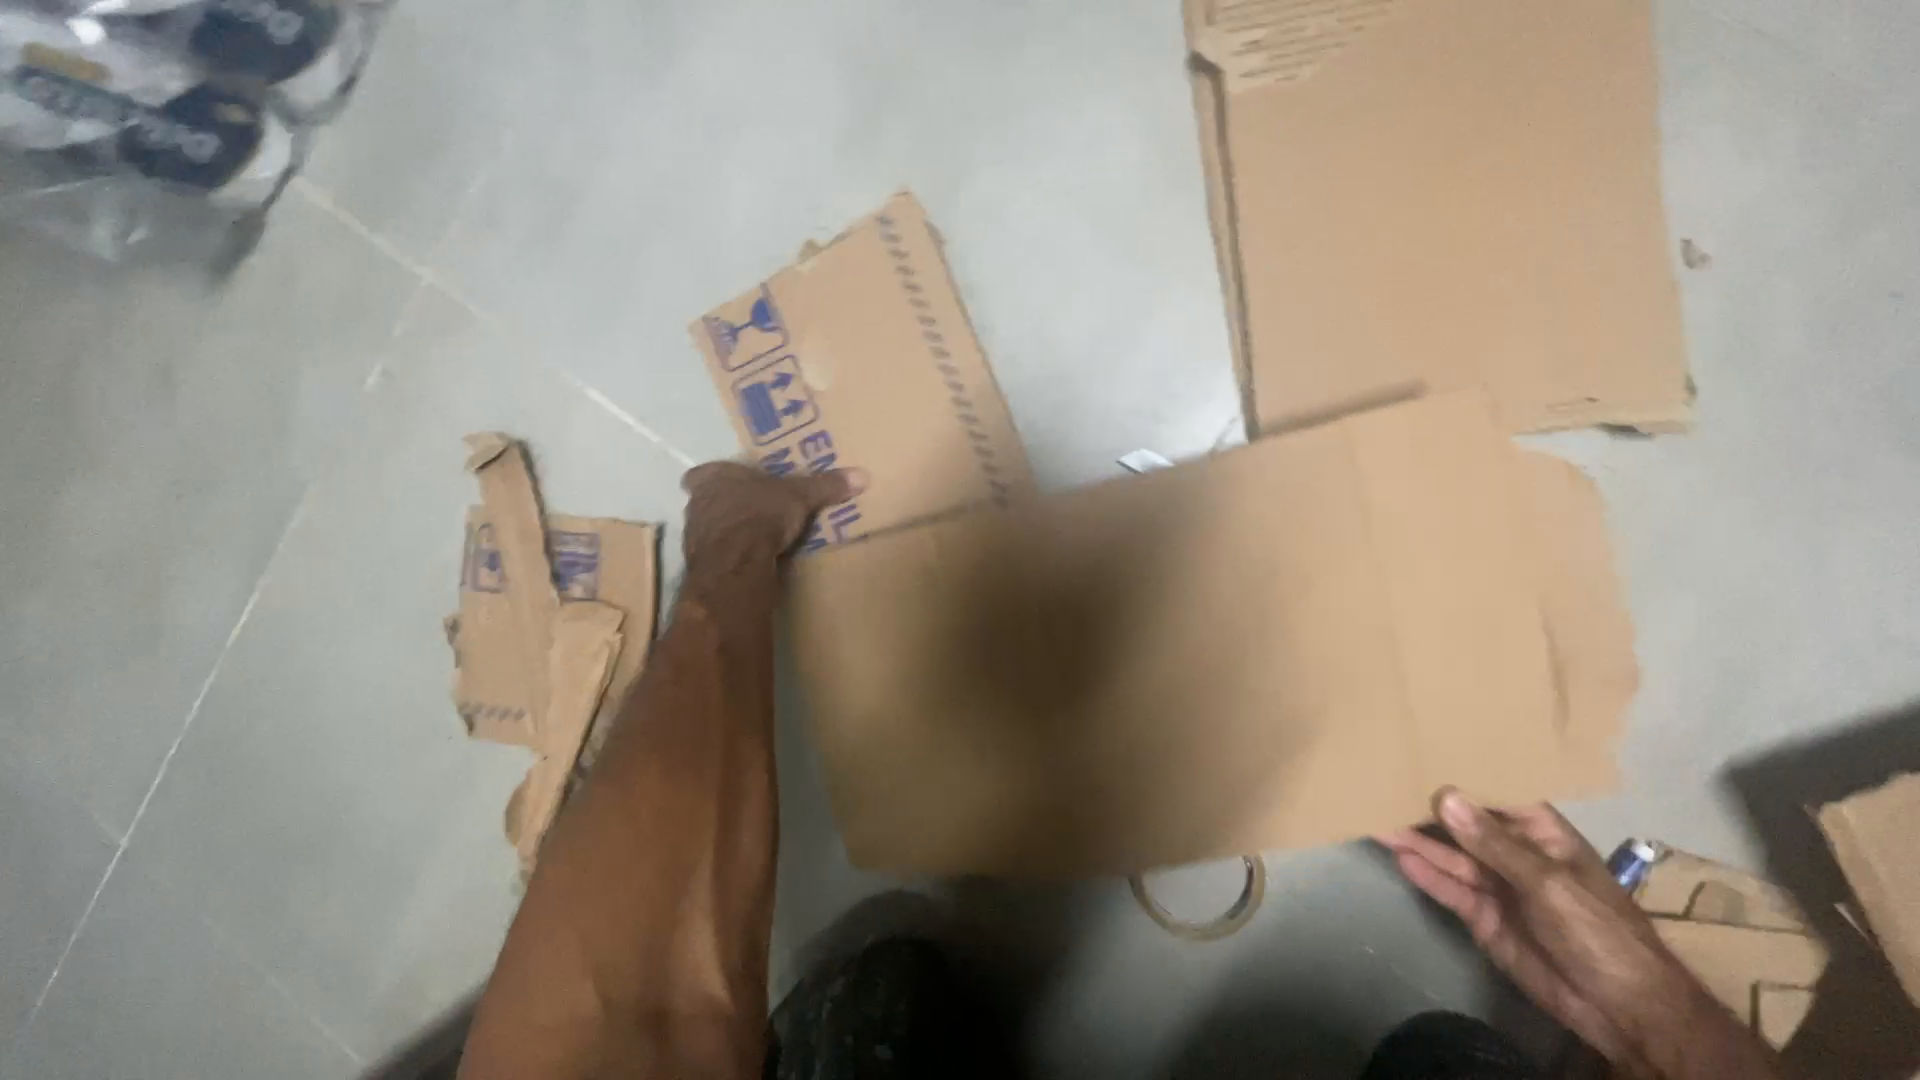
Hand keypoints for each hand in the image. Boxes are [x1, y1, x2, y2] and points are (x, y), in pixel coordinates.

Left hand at [680, 462, 864, 574]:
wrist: (735, 561)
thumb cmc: (760, 514)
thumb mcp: (800, 496)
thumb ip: (826, 486)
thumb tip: (861, 475)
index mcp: (713, 478)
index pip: (702, 474)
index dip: (716, 480)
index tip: (732, 487)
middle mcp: (697, 504)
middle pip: (707, 501)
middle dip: (726, 507)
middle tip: (752, 513)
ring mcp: (694, 536)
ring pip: (709, 530)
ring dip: (727, 534)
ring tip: (755, 541)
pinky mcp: (700, 564)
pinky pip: (716, 557)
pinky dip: (730, 558)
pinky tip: (749, 563)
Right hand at [1378, 790, 1745, 1074]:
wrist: (1621, 1010)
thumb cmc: (1600, 933)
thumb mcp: (1548, 883)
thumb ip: (1493, 843)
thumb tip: (1445, 797)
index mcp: (1541, 834)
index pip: (1495, 795)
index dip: (1461, 776)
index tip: (1420, 752)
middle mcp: (1514, 853)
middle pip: (1463, 825)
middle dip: (1426, 808)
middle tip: (1381, 786)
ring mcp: (1496, 885)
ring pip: (1448, 855)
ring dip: (1415, 840)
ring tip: (1375, 818)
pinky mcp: (1482, 916)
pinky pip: (1448, 888)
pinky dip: (1424, 874)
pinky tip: (1397, 856)